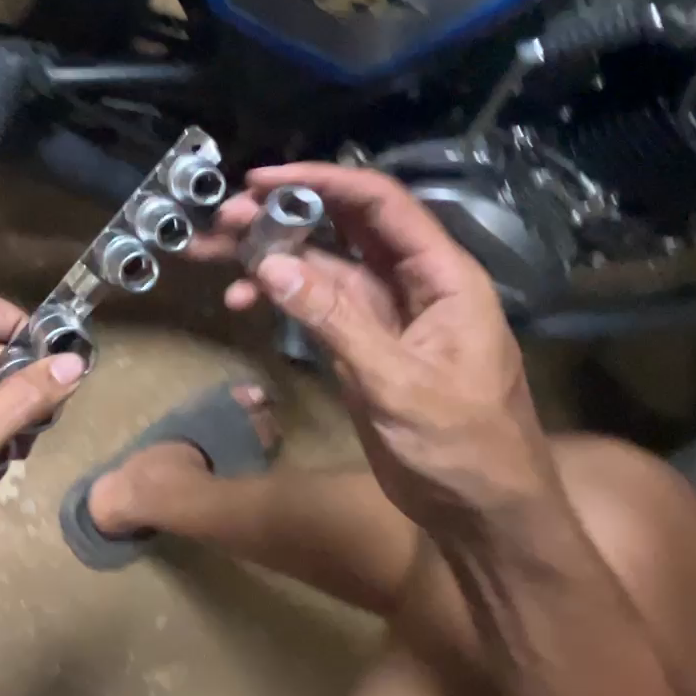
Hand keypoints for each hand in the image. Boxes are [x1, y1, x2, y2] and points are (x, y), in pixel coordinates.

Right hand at [193, 163, 562, 531]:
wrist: (482, 515)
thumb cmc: (463, 447)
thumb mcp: (397, 382)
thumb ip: (335, 320)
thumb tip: (271, 265)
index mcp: (442, 276)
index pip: (380, 204)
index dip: (322, 181)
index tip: (261, 180)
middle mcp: (410, 282)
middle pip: (342, 227)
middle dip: (282, 216)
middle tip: (224, 220)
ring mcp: (382, 311)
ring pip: (319, 263)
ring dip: (268, 255)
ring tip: (213, 254)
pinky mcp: (359, 340)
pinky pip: (312, 302)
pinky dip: (276, 297)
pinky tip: (241, 303)